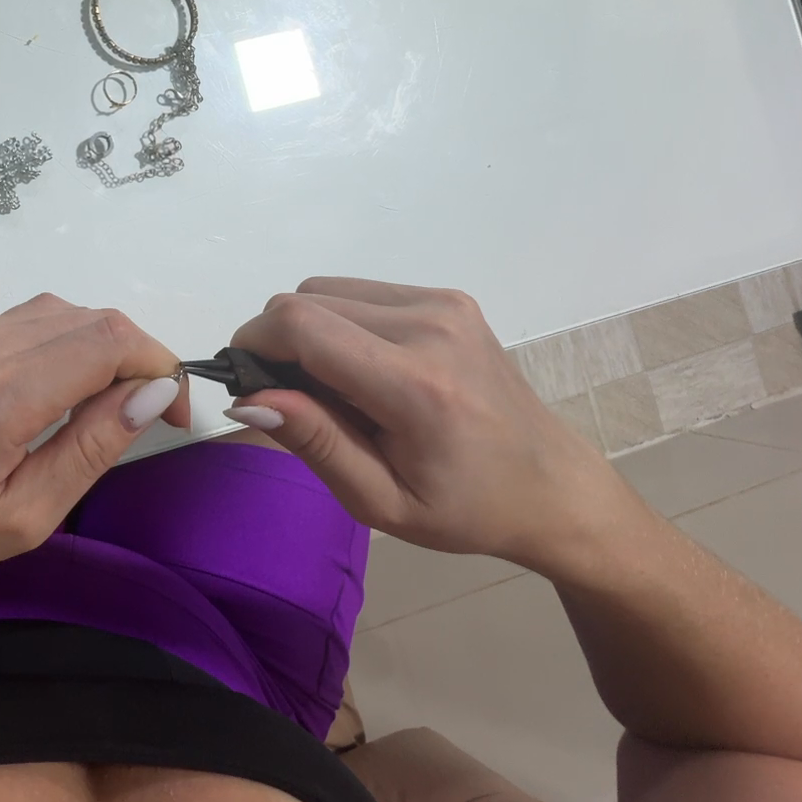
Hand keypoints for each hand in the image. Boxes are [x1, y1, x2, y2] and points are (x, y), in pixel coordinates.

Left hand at [0, 294, 188, 591]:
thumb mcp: (24, 516)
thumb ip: (90, 448)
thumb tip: (150, 392)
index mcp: (5, 395)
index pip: (111, 341)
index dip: (160, 368)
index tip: (172, 417)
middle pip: (98, 318)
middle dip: (142, 359)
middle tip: (148, 416)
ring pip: (72, 312)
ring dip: (109, 349)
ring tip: (111, 405)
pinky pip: (40, 318)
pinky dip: (74, 342)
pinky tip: (71, 386)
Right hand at [223, 278, 644, 571]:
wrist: (555, 488)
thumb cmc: (465, 509)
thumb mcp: (380, 502)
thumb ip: (314, 443)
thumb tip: (247, 398)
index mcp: (416, 384)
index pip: (300, 325)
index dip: (253, 345)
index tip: (248, 386)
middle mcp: (430, 324)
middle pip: (303, 302)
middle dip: (276, 345)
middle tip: (296, 401)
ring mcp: (443, 303)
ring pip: (322, 291)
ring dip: (305, 333)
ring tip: (334, 388)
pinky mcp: (446, 297)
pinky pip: (353, 292)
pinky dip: (335, 323)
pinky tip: (361, 367)